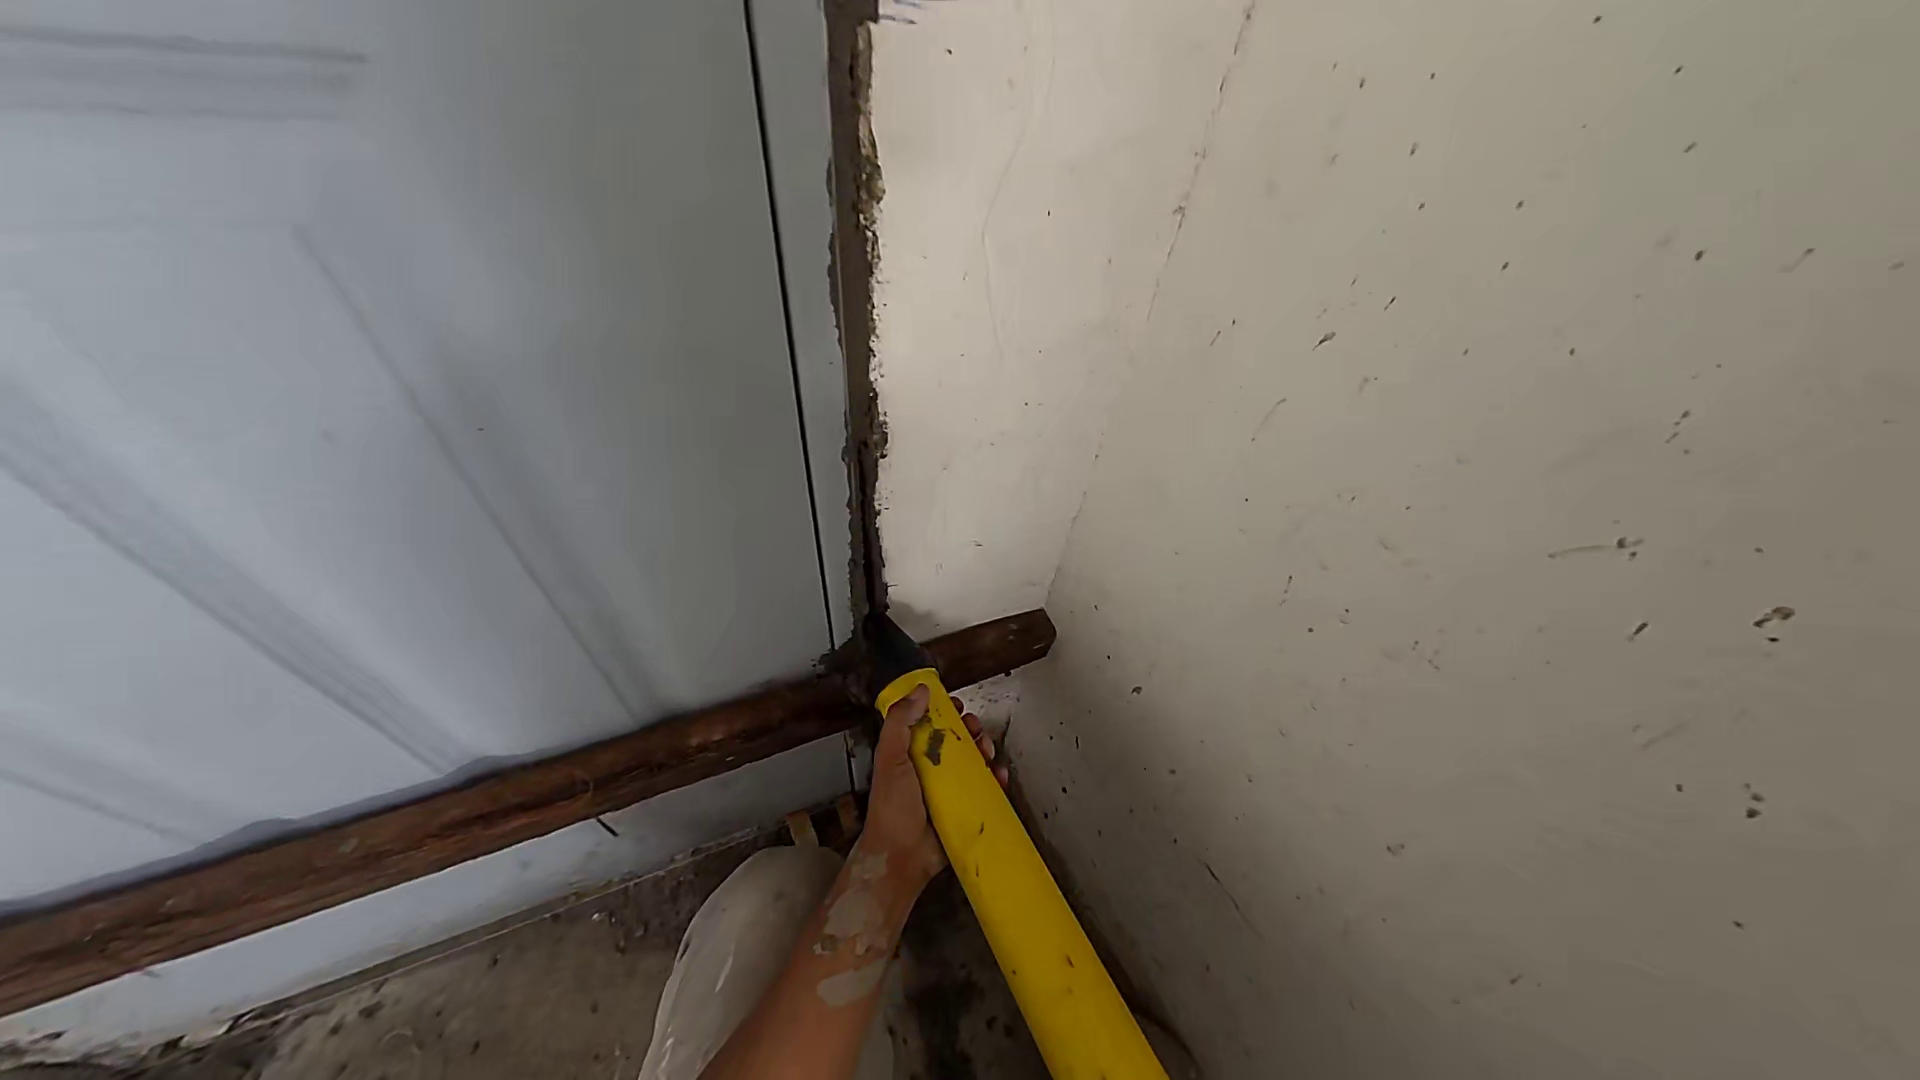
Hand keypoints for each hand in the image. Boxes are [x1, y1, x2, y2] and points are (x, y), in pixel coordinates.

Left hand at [862, 685, 1006, 887]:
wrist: (902, 857)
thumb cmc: (891, 807)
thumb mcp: (890, 757)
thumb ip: (899, 721)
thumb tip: (921, 690)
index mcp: (909, 752)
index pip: (930, 723)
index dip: (944, 711)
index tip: (956, 706)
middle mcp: (929, 767)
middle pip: (956, 738)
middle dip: (970, 730)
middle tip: (975, 730)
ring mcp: (948, 788)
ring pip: (973, 760)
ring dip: (985, 750)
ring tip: (987, 752)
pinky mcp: (964, 807)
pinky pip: (984, 787)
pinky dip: (995, 778)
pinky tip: (999, 775)